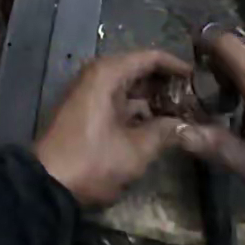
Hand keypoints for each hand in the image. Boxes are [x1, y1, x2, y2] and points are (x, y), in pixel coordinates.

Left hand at [34, 49, 192, 206]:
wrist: (45, 186)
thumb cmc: (92, 161)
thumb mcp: (135, 150)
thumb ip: (166, 132)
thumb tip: (190, 126)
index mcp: (109, 73)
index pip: (151, 57)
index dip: (177, 66)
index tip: (199, 79)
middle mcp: (99, 74)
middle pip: (140, 69)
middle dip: (168, 84)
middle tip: (195, 100)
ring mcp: (91, 91)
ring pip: (130, 86)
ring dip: (154, 98)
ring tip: (183, 113)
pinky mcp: (87, 109)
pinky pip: (119, 99)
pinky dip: (138, 108)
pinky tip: (159, 124)